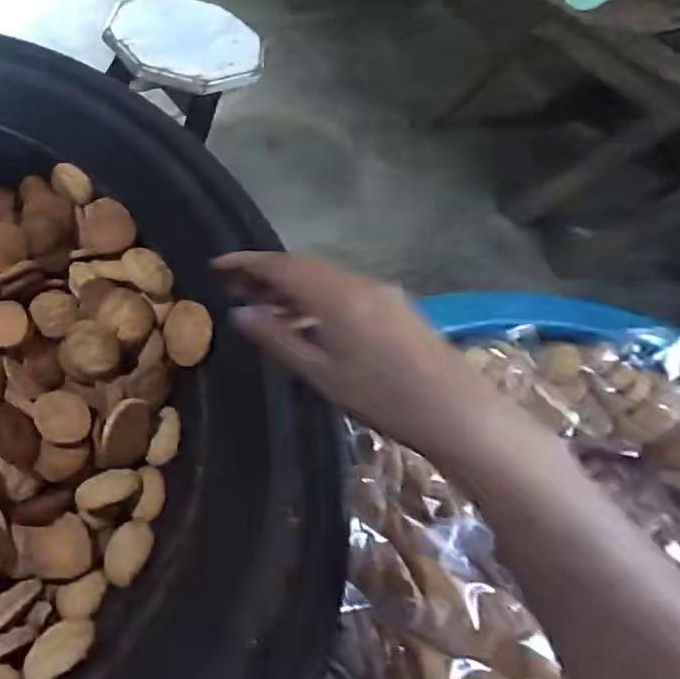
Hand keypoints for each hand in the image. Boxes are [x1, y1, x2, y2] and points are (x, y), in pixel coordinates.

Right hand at [213, 252, 533, 466]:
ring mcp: (379, 293)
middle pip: (301, 266)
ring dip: (288, 285)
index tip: (216, 265)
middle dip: (264, 273)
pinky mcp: (393, 306)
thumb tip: (239, 313)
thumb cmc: (384, 398)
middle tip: (232, 286)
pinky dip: (313, 296)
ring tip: (260, 304)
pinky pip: (341, 289)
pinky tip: (302, 320)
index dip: (245, 263)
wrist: (463, 416)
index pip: (280, 266)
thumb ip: (277, 338)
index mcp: (335, 295)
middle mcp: (357, 283)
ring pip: (322, 277)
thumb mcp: (321, 373)